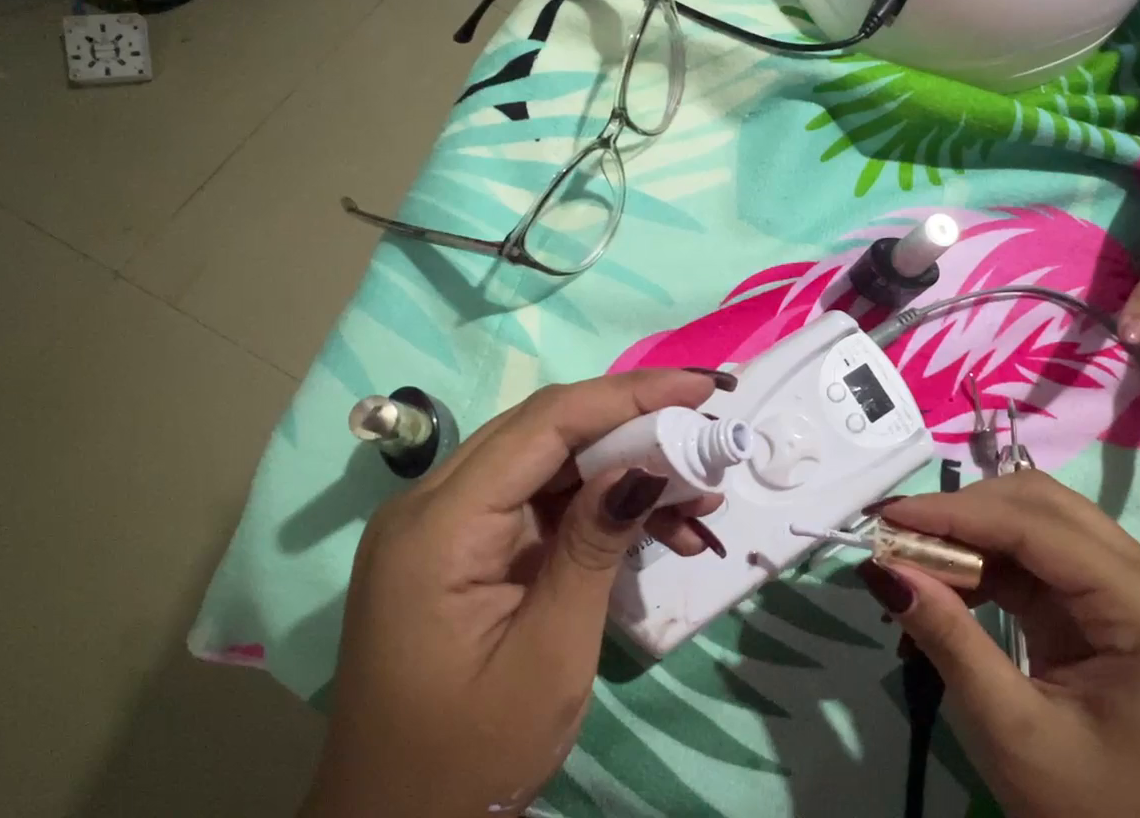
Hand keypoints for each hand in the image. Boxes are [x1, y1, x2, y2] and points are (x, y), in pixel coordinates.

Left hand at [300, 371, 725, 817]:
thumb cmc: (472, 752)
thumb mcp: (550, 652)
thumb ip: (593, 545)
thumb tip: (645, 463)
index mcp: (438, 525)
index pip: (544, 424)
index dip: (628, 395)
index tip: (702, 387)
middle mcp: (431, 506)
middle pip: (546, 433)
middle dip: (635, 428)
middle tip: (708, 442)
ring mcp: (444, 528)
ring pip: (548, 465)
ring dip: (624, 472)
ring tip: (698, 502)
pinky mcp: (463, 551)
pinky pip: (539, 505)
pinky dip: (598, 510)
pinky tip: (658, 531)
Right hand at [859, 475, 1139, 817]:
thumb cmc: (1100, 815)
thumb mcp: (1015, 733)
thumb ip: (951, 641)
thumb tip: (883, 569)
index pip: (1037, 525)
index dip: (956, 513)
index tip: (884, 518)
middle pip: (1042, 507)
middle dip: (964, 515)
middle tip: (894, 540)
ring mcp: (1126, 592)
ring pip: (1036, 526)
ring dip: (971, 538)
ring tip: (909, 568)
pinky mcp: (1102, 612)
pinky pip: (1036, 565)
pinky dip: (985, 569)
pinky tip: (943, 594)